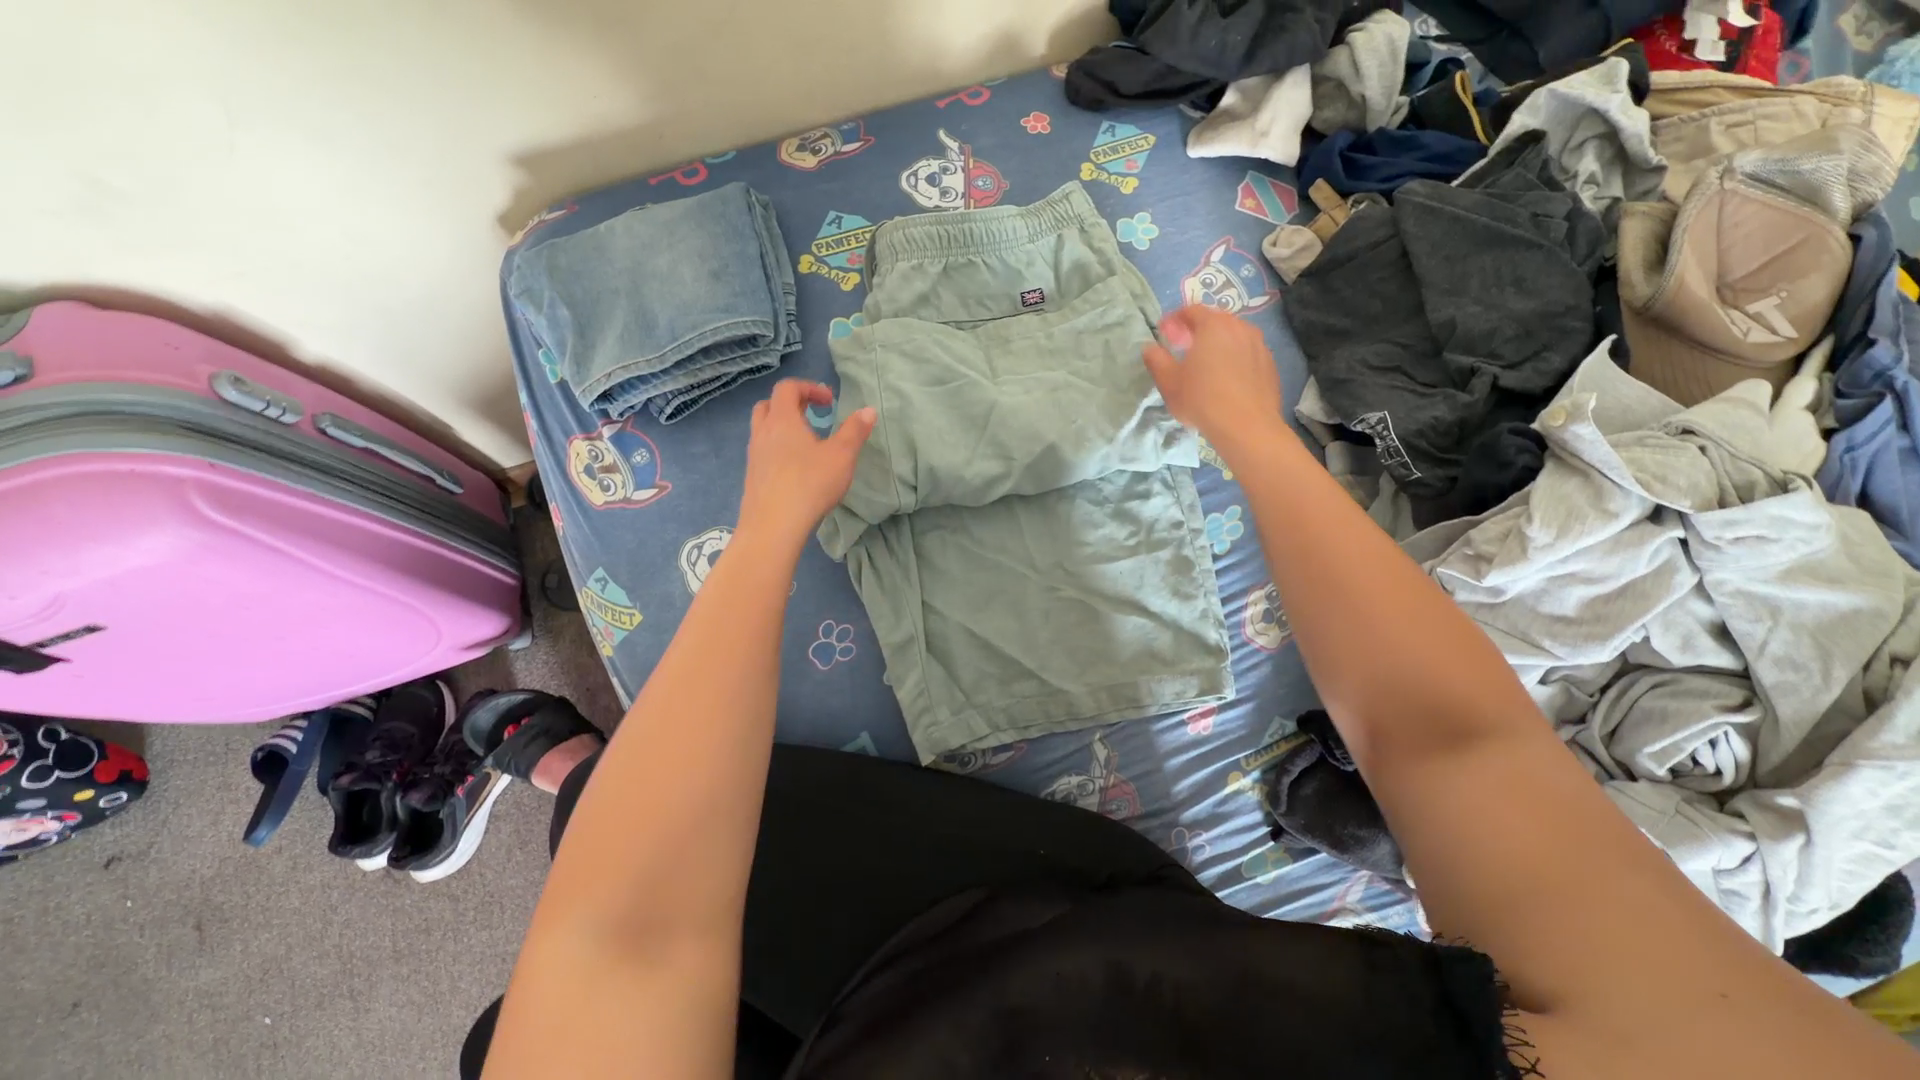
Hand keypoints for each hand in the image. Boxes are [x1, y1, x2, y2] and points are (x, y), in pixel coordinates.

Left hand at [736, 379, 874, 548]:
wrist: (773, 526)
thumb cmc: (809, 484)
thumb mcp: (841, 456)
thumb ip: (855, 431)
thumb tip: (868, 410)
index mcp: (782, 419)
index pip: (787, 388)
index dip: (808, 388)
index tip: (829, 401)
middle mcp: (762, 432)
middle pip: (769, 405)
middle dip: (791, 405)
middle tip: (812, 416)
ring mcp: (753, 456)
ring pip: (763, 430)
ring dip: (783, 429)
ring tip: (806, 445)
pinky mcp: (752, 477)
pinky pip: (763, 452)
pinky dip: (777, 450)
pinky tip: (795, 470)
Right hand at [1142, 305, 1285, 449]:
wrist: (1247, 426)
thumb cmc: (1202, 400)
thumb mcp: (1169, 382)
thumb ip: (1157, 360)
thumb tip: (1150, 348)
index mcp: (1213, 326)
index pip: (1191, 310)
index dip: (1174, 319)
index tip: (1164, 333)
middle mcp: (1239, 328)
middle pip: (1215, 320)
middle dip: (1197, 330)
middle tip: (1183, 346)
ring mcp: (1259, 345)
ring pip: (1234, 336)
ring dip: (1218, 343)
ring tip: (1206, 363)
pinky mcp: (1270, 365)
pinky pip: (1248, 353)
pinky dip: (1235, 358)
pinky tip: (1227, 379)